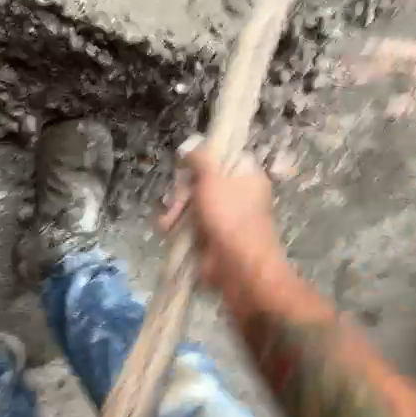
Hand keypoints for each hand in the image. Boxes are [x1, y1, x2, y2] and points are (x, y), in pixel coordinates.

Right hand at [159, 139, 281, 293]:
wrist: (239, 267)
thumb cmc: (230, 216)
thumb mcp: (212, 178)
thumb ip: (200, 159)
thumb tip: (190, 148)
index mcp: (247, 176)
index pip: (223, 158)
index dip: (203, 160)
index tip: (186, 166)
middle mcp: (238, 195)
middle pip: (203, 181)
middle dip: (183, 191)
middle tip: (177, 200)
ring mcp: (225, 218)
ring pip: (194, 204)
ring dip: (177, 210)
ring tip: (169, 222)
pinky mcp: (213, 238)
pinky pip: (192, 225)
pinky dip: (179, 227)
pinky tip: (168, 230)